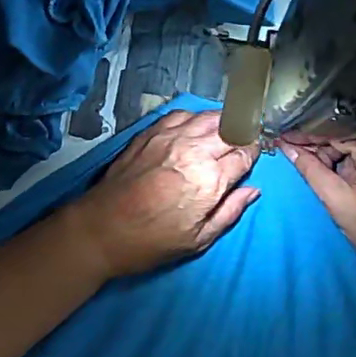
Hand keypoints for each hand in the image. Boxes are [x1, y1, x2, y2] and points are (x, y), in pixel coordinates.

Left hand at [59, 110, 260, 278]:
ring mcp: (169, 137)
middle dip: (243, 133)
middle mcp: (193, 149)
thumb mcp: (198, 239)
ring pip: (207, 116)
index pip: (244, 154)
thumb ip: (229, 212)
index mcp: (209, 178)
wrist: (100, 228)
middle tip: (245, 141)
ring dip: (222, 122)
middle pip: (230, 129)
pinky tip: (196, 127)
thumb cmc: (150, 241)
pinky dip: (195, 118)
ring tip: (226, 131)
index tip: (254, 156)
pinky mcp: (149, 133)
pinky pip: (181, 115)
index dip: (254, 154)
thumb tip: (251, 191)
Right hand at [280, 134, 355, 279]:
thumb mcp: (336, 199)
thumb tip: (287, 147)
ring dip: (330, 157)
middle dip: (318, 148)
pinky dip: (344, 164)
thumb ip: (311, 170)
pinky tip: (323, 167)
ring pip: (353, 150)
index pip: (338, 135)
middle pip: (346, 141)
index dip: (308, 137)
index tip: (284, 137)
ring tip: (303, 159)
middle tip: (290, 150)